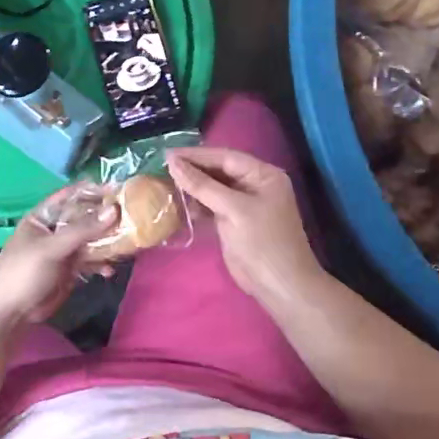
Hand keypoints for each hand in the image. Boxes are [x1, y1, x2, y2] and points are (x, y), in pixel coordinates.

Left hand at [0, 190, 119, 325]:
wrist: (10, 311)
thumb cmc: (23, 272)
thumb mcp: (51, 248)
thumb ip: (82, 230)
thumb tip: (114, 210)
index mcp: (42, 217)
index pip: (70, 196)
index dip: (93, 191)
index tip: (120, 189)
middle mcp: (54, 230)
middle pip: (85, 218)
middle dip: (106, 218)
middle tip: (134, 217)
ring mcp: (63, 250)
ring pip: (91, 240)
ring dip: (108, 242)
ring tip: (129, 244)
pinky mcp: (70, 269)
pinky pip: (90, 260)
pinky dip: (101, 263)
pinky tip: (109, 271)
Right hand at [167, 147, 323, 299]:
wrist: (278, 283)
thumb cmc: (262, 241)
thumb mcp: (232, 209)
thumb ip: (202, 185)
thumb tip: (172, 162)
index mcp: (263, 175)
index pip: (225, 157)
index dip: (195, 155)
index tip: (166, 155)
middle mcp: (254, 185)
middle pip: (218, 170)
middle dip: (191, 170)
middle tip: (160, 168)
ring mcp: (244, 204)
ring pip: (212, 187)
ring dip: (190, 187)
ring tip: (164, 184)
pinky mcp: (233, 220)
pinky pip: (211, 205)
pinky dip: (195, 204)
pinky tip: (177, 204)